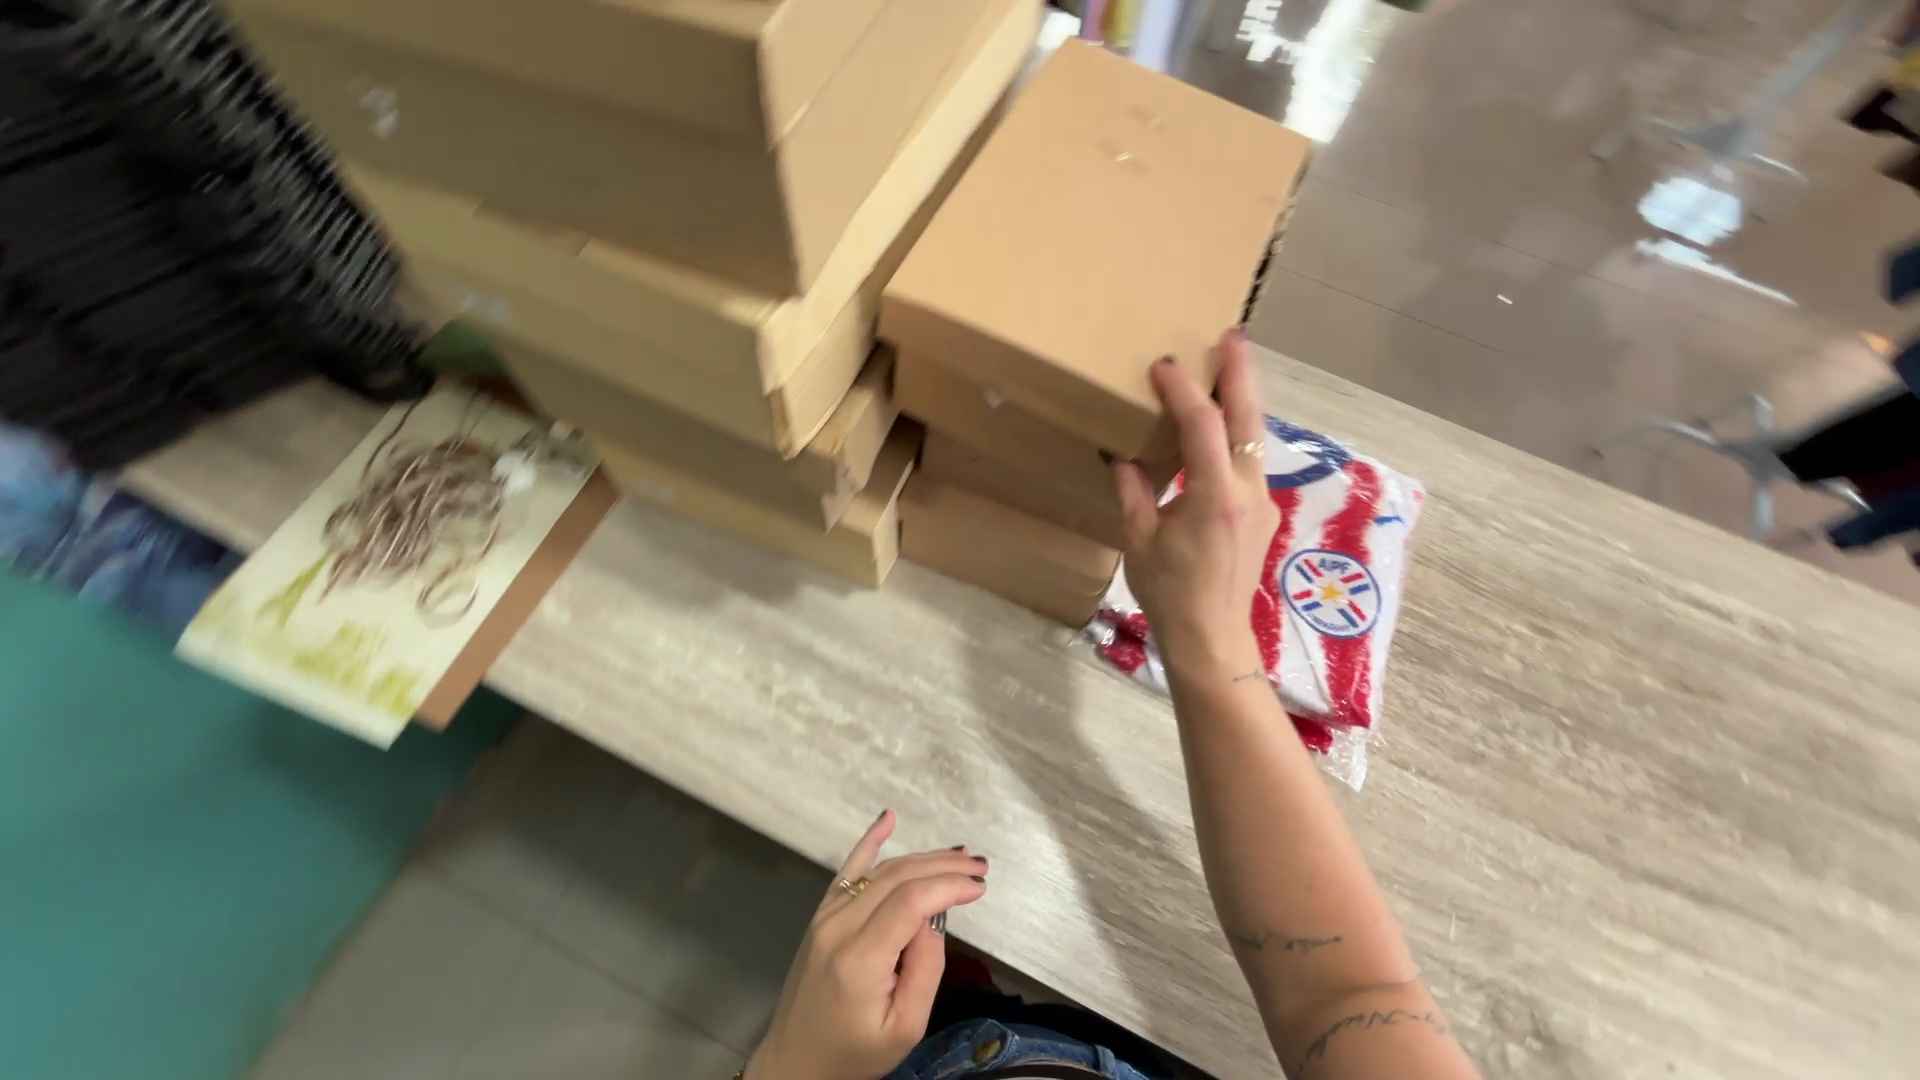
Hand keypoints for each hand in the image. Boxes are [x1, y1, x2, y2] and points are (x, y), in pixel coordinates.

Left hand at [746, 810, 988, 1079]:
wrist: (794, 1064)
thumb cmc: (854, 1055)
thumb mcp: (904, 1028)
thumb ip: (925, 969)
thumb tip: (935, 919)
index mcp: (858, 959)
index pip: (909, 902)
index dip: (948, 886)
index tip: (980, 886)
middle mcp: (838, 926)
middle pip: (897, 877)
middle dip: (943, 867)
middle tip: (980, 867)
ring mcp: (826, 916)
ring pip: (880, 869)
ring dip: (922, 858)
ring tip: (960, 857)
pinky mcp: (821, 914)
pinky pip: (848, 869)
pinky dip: (870, 841)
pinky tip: (888, 818)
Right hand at [1113, 327, 1278, 678]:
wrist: (1212, 638)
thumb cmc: (1169, 593)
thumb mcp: (1139, 541)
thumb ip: (1134, 492)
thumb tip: (1124, 456)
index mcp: (1213, 496)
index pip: (1202, 425)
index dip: (1182, 390)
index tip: (1162, 366)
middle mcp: (1247, 491)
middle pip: (1249, 418)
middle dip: (1241, 373)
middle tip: (1232, 334)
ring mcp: (1261, 502)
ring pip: (1255, 437)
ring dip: (1242, 400)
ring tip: (1229, 368)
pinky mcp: (1261, 514)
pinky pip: (1251, 460)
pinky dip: (1237, 433)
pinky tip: (1222, 428)